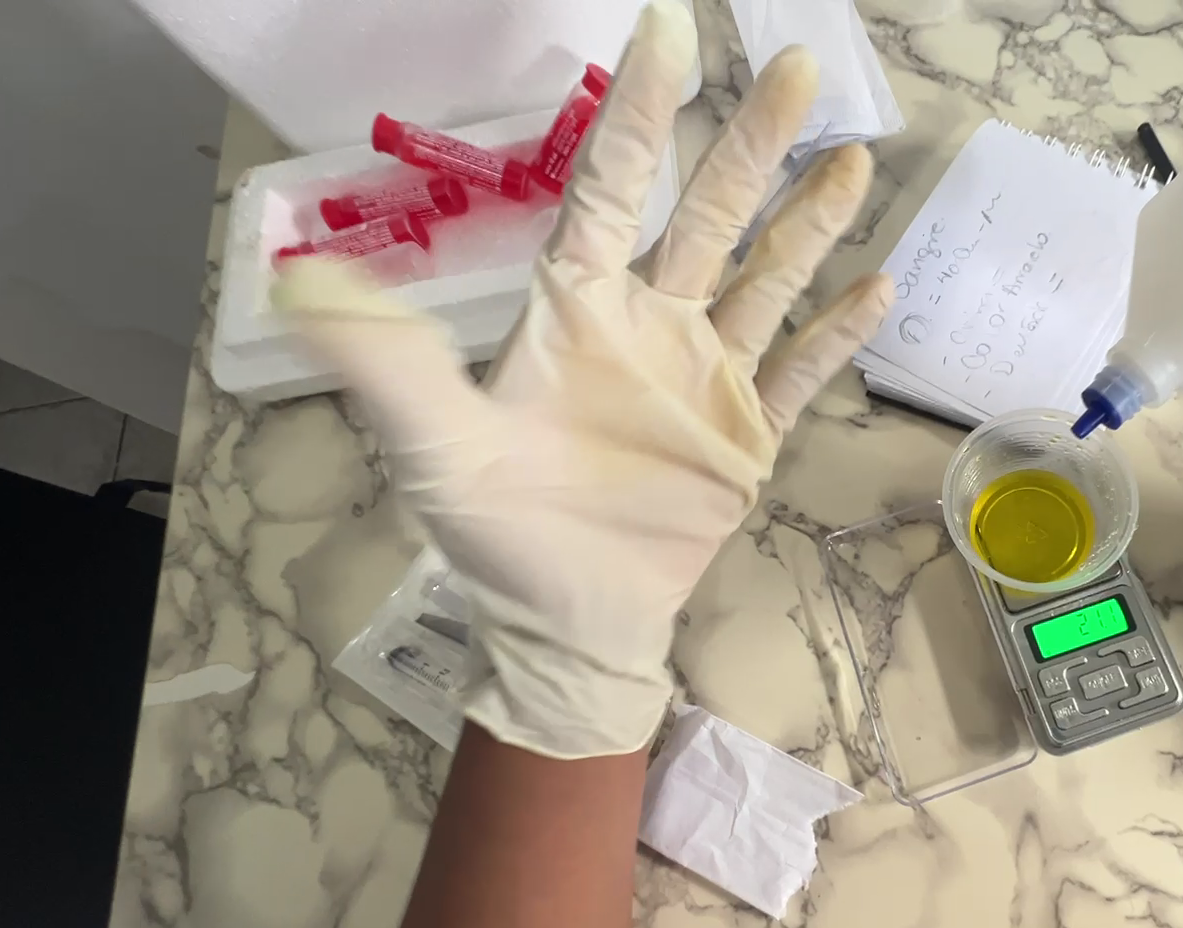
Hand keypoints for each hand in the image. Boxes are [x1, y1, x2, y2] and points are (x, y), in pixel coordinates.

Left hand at [274, 0, 892, 758]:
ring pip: (768, 284)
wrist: (578, 614)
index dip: (642, 116)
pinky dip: (837, 336)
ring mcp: (710, 376)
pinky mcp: (751, 430)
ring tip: (855, 162)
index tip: (673, 30)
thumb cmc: (504, 533)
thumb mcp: (436, 452)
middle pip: (709, 219)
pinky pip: (800, 372)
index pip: (610, 193)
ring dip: (811, 224)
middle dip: (753, 145)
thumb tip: (303, 274)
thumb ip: (390, 368)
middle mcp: (651, 325)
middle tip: (803, 67)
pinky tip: (879, 289)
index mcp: (576, 311)